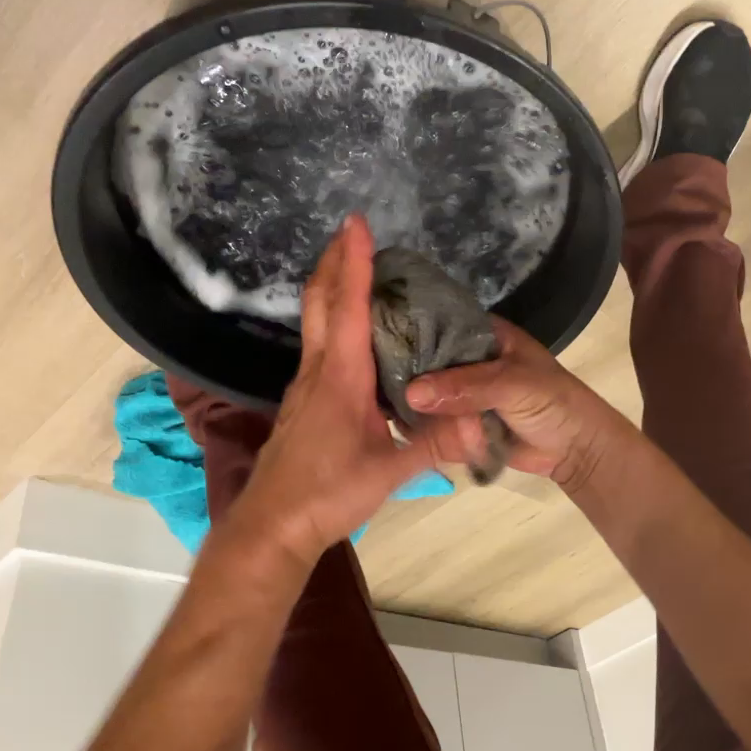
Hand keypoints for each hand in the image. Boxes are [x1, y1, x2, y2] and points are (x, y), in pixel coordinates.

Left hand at [217, 217, 437, 567]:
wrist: (273, 526)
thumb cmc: (327, 495)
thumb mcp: (388, 472)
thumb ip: (433, 444)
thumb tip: (478, 423)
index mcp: (340, 379)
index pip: (349, 309)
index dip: (354, 264)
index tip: (357, 224)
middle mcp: (319, 372)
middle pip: (322, 303)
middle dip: (335, 262)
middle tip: (352, 230)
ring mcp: (308, 386)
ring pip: (317, 323)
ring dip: (334, 289)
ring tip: (360, 269)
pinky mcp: (308, 402)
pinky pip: (322, 347)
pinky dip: (336, 321)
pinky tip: (358, 332)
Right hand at [404, 320, 626, 493]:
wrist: (575, 448)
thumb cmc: (554, 402)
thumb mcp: (514, 385)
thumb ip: (467, 386)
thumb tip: (413, 393)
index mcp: (479, 335)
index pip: (431, 328)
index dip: (405, 339)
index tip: (378, 355)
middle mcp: (461, 362)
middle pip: (416, 369)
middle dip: (412, 390)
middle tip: (403, 404)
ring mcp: (456, 396)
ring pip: (419, 403)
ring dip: (428, 420)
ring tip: (445, 430)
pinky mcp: (457, 426)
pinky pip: (431, 431)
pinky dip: (435, 441)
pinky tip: (449, 445)